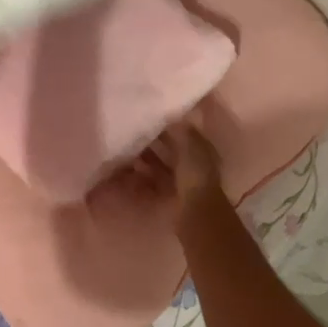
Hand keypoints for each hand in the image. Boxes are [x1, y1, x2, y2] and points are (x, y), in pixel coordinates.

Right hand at [105, 111, 226, 222]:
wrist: (194, 211)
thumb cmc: (196, 174)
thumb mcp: (191, 145)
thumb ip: (180, 129)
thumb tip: (170, 115)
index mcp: (201, 149)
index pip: (183, 132)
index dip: (167, 125)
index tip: (147, 116)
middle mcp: (192, 164)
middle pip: (169, 149)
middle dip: (152, 142)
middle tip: (132, 132)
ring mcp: (179, 181)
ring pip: (159, 165)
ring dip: (144, 158)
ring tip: (126, 150)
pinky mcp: (167, 195)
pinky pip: (151, 182)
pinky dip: (141, 176)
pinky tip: (129, 170)